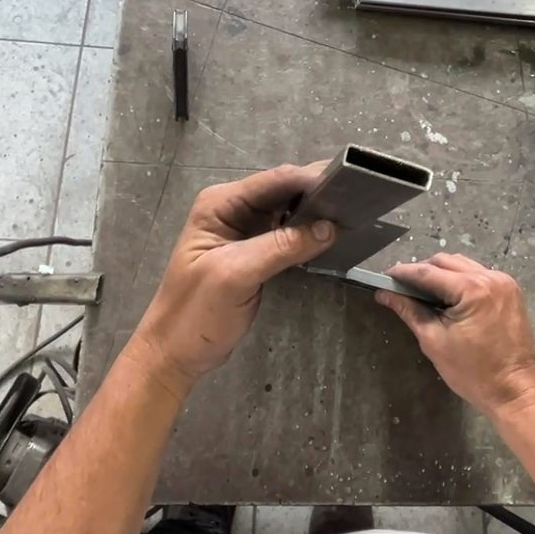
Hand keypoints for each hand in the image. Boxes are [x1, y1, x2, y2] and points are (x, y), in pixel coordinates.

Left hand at [129, 163, 335, 394]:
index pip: (274, 180)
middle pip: (284, 190)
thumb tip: (328, 226)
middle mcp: (233, 209)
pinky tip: (332, 235)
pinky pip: (287, 233)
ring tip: (354, 212)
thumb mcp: (236, 275)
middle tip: (359, 197)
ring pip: (288, 211)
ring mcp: (244, 230)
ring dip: (316, 212)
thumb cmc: (196, 313)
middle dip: (318, 192)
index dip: (311, 179)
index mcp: (220, 204)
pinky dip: (308, 232)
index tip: (349, 185)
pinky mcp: (255, 252)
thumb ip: (280, 247)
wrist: (175, 354)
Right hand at [374, 253, 534, 416]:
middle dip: (422, 272)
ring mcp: (503, 283)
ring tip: (423, 293)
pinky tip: (448, 297)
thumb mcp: (434, 341)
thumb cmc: (473, 373)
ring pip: (462, 265)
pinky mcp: (510, 291)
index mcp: (472, 289)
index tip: (385, 277)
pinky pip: (477, 274)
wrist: (516, 394)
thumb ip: (409, 311)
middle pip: (445, 262)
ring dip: (441, 274)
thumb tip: (384, 293)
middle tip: (403, 288)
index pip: (428, 272)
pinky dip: (459, 280)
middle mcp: (490, 278)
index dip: (403, 272)